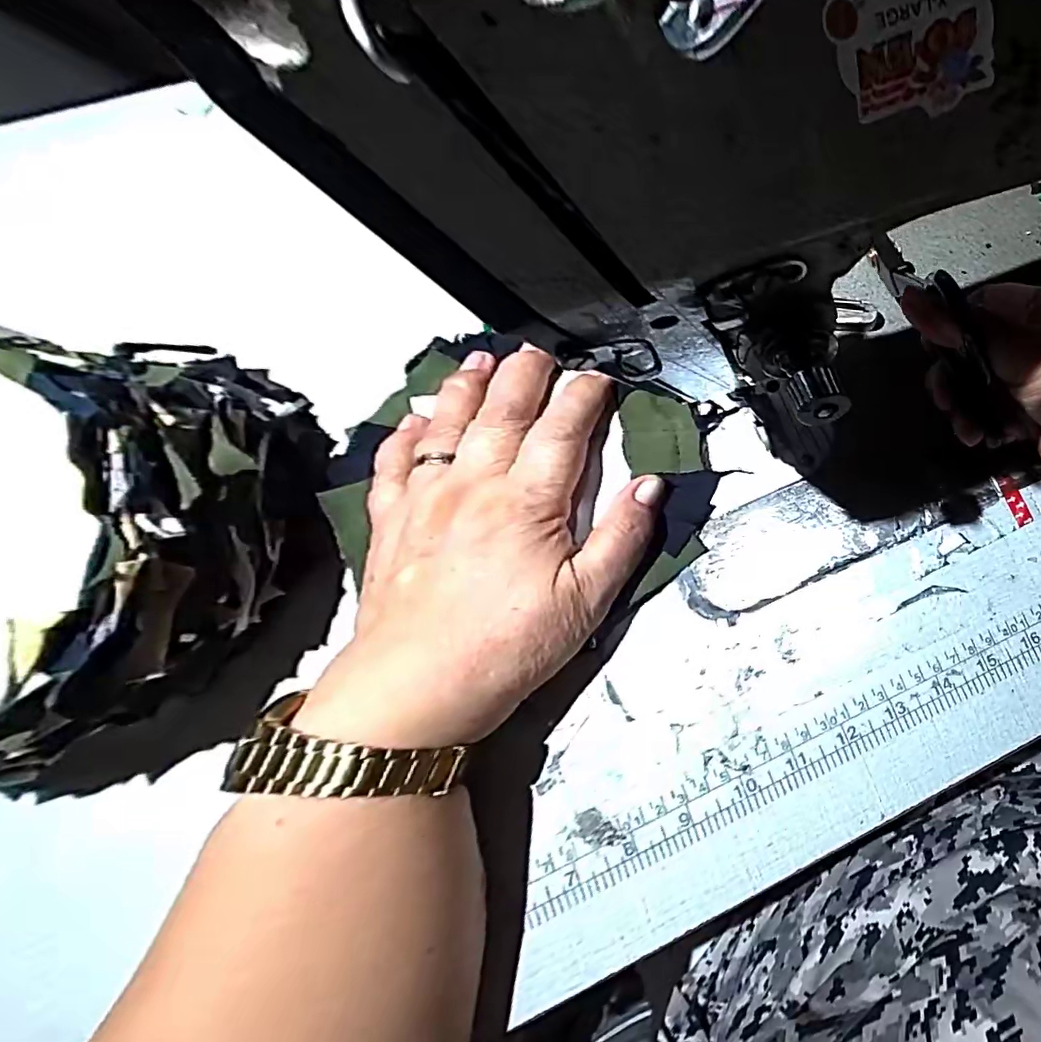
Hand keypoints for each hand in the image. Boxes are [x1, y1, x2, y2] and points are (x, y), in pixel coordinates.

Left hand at [294, 346, 663, 748]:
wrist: (416, 688)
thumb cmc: (504, 649)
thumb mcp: (587, 601)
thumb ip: (621, 538)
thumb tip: (647, 491)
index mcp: (528, 503)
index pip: (563, 429)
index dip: (584, 397)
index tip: (596, 381)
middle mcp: (474, 488)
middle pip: (503, 410)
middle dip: (526, 374)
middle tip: (538, 353)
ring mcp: (427, 501)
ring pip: (447, 423)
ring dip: (466, 386)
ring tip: (479, 361)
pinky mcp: (392, 523)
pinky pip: (394, 462)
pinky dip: (405, 434)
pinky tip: (412, 420)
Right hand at [903, 283, 1040, 493]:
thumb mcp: (1022, 353)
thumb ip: (965, 332)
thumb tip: (915, 299)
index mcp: (1037, 312)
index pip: (977, 307)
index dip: (947, 324)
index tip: (929, 345)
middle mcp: (1030, 344)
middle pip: (967, 351)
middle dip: (951, 376)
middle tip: (947, 395)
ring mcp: (1026, 382)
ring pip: (971, 387)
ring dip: (961, 407)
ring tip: (967, 425)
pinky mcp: (1023, 416)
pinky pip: (985, 415)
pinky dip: (979, 426)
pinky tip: (983, 436)